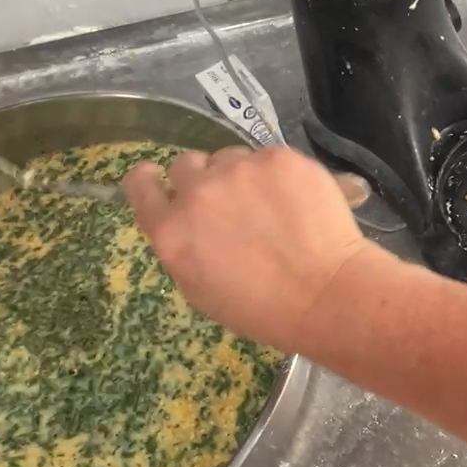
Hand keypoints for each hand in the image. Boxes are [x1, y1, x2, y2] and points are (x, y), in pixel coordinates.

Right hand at [123, 146, 393, 353]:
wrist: (326, 293)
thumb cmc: (264, 309)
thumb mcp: (202, 290)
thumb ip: (183, 246)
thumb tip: (186, 223)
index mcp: (171, 231)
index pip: (140, 184)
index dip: (149, 180)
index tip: (159, 180)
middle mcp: (199, 193)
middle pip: (186, 164)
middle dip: (203, 180)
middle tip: (231, 204)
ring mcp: (240, 170)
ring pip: (230, 158)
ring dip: (243, 176)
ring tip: (273, 207)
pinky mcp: (279, 159)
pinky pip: (269, 158)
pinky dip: (280, 175)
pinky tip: (298, 202)